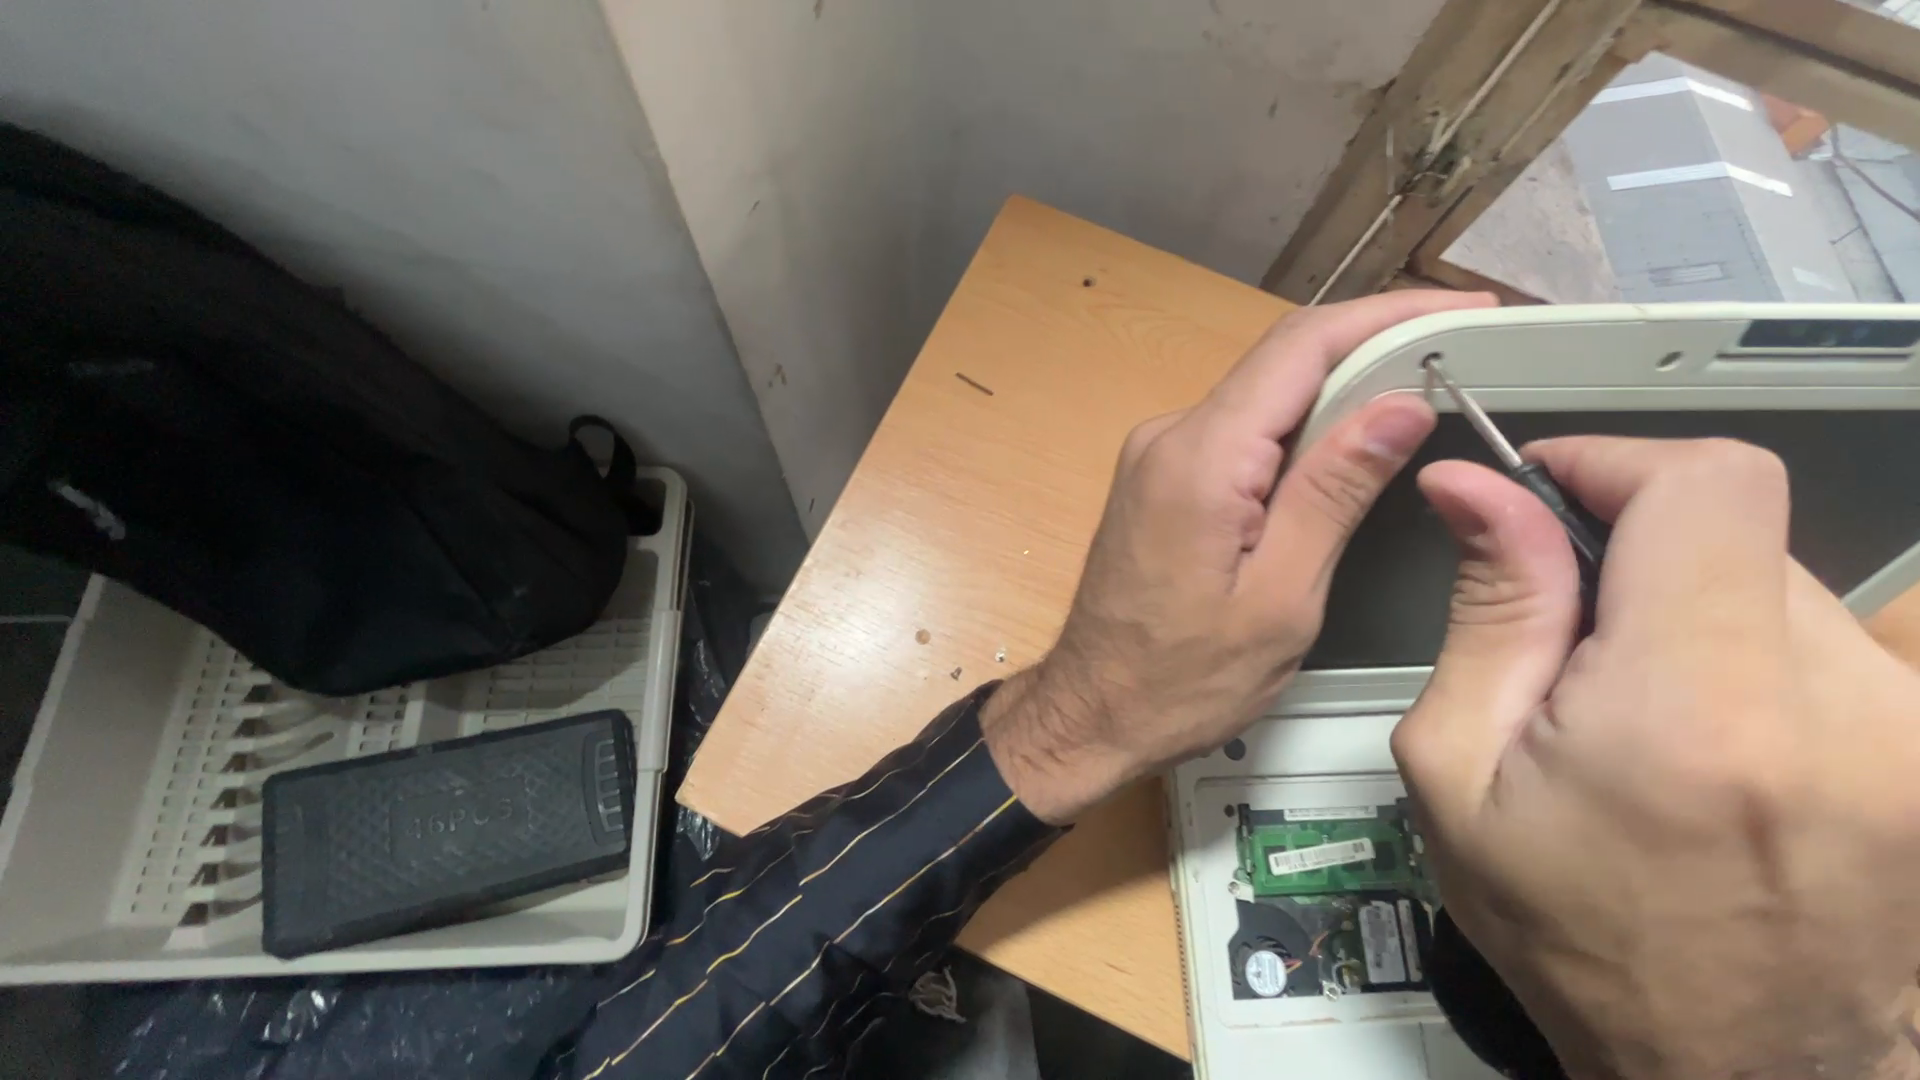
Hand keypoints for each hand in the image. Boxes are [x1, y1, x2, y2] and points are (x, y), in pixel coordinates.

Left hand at [981, 289, 1494, 823]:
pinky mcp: (1156, 480)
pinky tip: (1347, 443)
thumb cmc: (1184, 678)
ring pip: (1260, 395)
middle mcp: (1166, 437)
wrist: (1092, 706)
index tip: (1470, 310)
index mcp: (1198, 458)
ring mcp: (1154, 456)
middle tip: (1466, 354)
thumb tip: (1400, 404)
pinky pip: (1236, 430)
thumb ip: (1334, 493)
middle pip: (1279, 362)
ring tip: (1425, 395)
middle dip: (1373, 348)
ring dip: (1338, 388)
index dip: (1389, 316)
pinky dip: (1297, 427)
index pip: (1299, 347)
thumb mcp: (1280, 597)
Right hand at [1395, 436, 1919, 1079]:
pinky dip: (1724, 650)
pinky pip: (1810, 639)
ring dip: (1670, 607)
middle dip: (1618, 551)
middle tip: (1545, 632)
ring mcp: (1915, 735)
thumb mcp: (1458, 767)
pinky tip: (1679, 733)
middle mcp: (1843, 712)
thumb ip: (1486, 614)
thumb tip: (1476, 493)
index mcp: (1694, 712)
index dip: (1610, 460)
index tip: (1537, 484)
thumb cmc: (1564, 926)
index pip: (1705, 488)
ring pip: (1766, 583)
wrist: (1731, 1067)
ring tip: (1612, 704)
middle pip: (1728, 531)